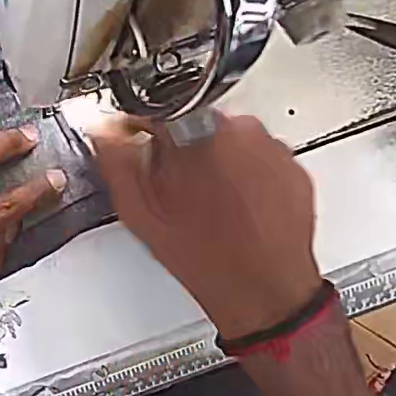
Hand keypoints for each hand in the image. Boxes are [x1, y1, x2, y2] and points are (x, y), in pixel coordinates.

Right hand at [91, 111, 323, 338]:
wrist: (262, 287)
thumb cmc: (207, 257)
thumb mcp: (140, 212)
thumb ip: (117, 161)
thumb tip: (103, 131)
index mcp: (196, 135)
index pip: (160, 108)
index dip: (145, 128)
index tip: (141, 141)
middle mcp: (240, 132)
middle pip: (196, 121)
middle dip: (183, 147)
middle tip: (177, 186)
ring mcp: (271, 149)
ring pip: (229, 137)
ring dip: (216, 159)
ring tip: (209, 200)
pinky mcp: (292, 165)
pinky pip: (259, 155)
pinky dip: (245, 172)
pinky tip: (235, 204)